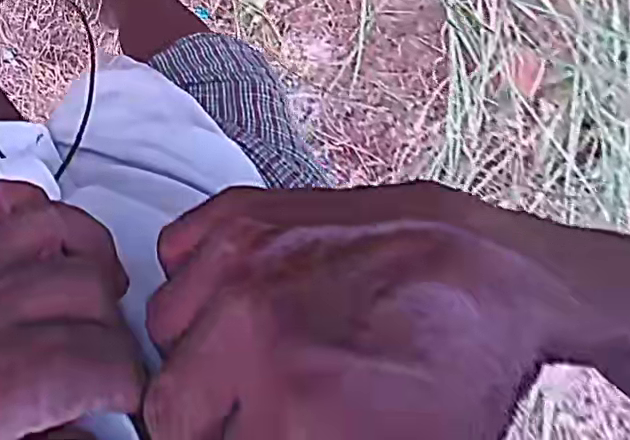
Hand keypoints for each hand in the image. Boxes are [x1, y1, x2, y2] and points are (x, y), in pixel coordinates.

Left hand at [0, 180, 144, 439]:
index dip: (133, 384)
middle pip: (90, 288)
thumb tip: (103, 427)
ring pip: (57, 226)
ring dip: (90, 255)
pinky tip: (47, 241)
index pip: (104, 359)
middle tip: (112, 361)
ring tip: (98, 292)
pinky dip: (32, 206)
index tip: (130, 401)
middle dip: (116, 329)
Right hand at [143, 183, 585, 439]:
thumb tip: (243, 436)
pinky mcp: (234, 211)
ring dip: (192, 349)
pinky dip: (192, 281)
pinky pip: (170, 256)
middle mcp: (250, 328)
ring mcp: (236, 258)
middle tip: (239, 419)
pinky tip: (229, 296)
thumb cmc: (446, 372)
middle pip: (167, 406)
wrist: (468, 268)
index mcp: (298, 411)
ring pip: (161, 328)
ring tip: (238, 355)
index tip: (248, 436)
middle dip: (199, 423)